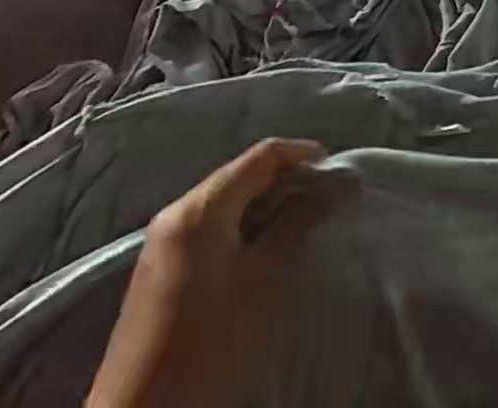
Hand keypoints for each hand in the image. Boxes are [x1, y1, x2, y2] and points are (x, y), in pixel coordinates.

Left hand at [87, 138, 327, 407]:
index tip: (335, 167)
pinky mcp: (162, 264)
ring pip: (227, 199)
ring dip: (266, 201)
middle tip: (323, 194)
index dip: (301, 153)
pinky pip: (211, 223)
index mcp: (199, 209)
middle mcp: (176, 212)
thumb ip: (295, 225)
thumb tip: (327, 188)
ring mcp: (164, 238)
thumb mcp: (262, 281)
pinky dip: (243, 222)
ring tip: (302, 217)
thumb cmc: (208, 343)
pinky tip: (265, 242)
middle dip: (285, 178)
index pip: (259, 157)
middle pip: (240, 174)